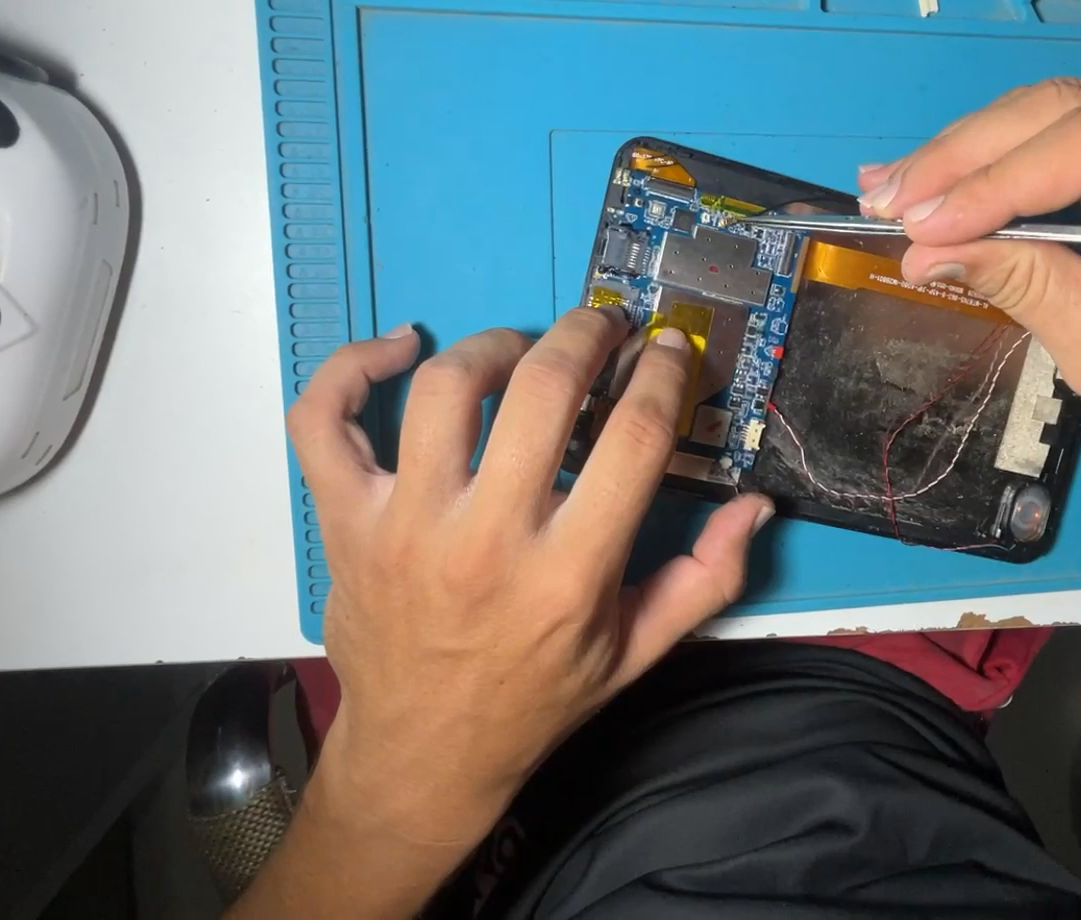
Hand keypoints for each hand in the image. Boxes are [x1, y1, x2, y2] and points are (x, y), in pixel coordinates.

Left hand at [286, 309, 773, 847]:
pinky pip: (324, 419)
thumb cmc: (537, 700)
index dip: (664, 373)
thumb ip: (706, 579)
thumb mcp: (637, 653)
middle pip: (542, 390)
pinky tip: (402, 346)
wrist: (423, 756)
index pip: (634, 437)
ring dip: (495, 344)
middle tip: (604, 326)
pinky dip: (354, 366)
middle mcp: (486, 538)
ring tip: (522, 347)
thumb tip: (756, 505)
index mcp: (570, 572)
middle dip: (587, 335)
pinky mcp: (345, 519)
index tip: (670, 348)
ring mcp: (404, 524)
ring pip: (444, 388)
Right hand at [859, 78, 1080, 447]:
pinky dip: (992, 151)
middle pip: (1072, 108)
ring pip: (1058, 105)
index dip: (996, 180)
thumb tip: (924, 251)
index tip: (917, 225)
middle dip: (963, 157)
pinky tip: (934, 174)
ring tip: (890, 189)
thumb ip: (1027, 289)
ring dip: (964, 150)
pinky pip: (1066, 120)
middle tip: (884, 200)